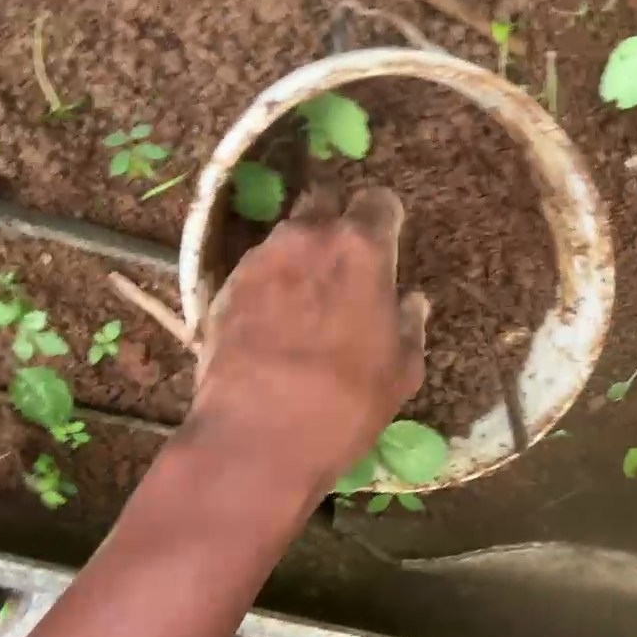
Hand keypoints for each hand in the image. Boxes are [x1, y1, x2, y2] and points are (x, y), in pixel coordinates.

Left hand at [187, 186, 428, 493]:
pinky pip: (256, 270)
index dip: (385, 221)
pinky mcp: (225, 286)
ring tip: (306, 303)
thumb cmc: (348, 403)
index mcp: (363, 249)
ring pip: (287, 237)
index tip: (387, 245)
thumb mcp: (401, 372)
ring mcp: (261, 258)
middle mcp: (309, 237)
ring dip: (302, 257)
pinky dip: (270, 285)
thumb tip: (411, 302)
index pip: (379, 202)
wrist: (261, 434)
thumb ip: (409, 326)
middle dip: (337, 225)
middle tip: (345, 268)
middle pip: (326, 203)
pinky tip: (273, 325)